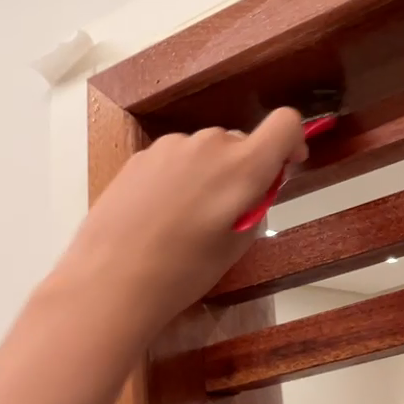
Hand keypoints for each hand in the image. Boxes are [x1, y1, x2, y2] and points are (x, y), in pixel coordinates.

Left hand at [56, 107, 308, 343]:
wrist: (109, 281)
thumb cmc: (185, 271)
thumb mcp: (238, 243)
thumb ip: (256, 203)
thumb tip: (254, 186)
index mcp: (243, 166)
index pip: (286, 122)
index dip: (293, 140)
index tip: (285, 166)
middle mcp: (209, 144)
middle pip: (242, 140)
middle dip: (245, 167)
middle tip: (229, 212)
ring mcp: (170, 146)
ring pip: (206, 150)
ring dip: (210, 172)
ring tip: (188, 218)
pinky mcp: (140, 155)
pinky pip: (176, 158)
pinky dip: (181, 177)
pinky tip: (160, 214)